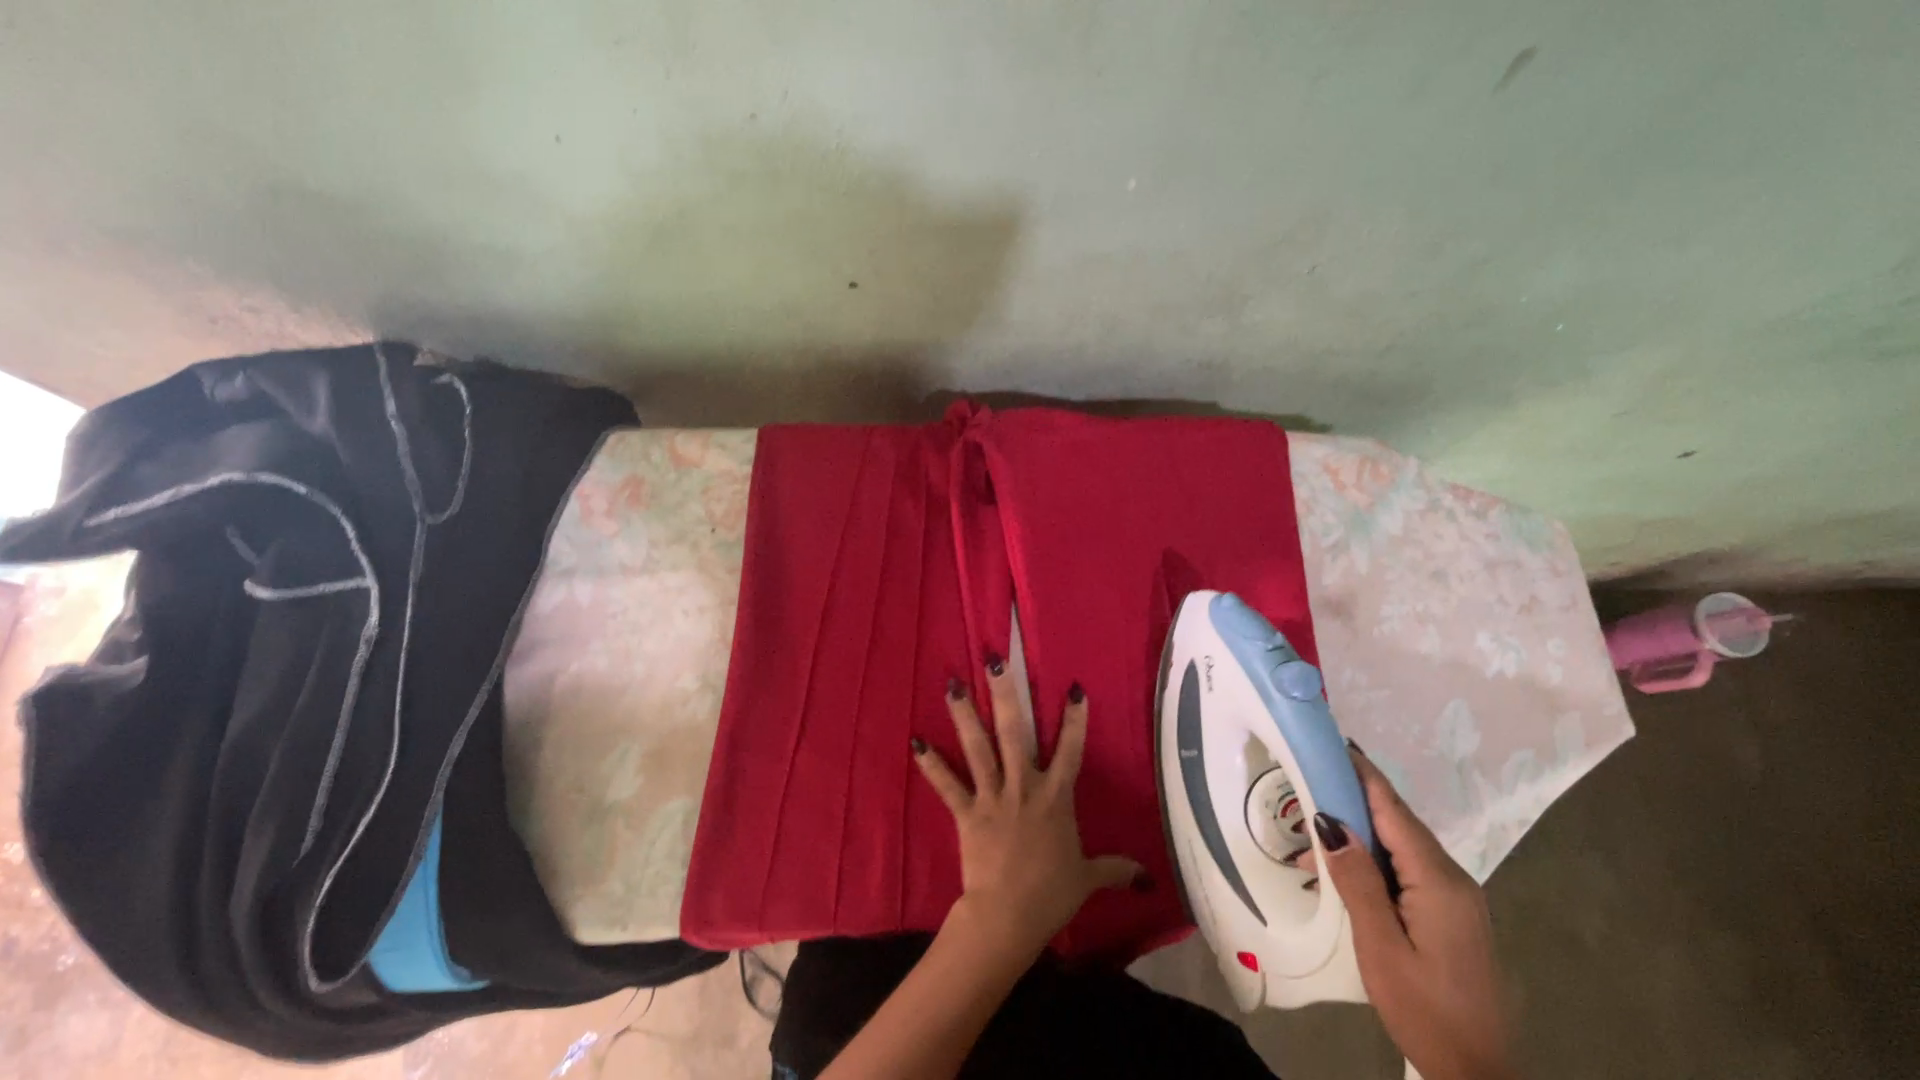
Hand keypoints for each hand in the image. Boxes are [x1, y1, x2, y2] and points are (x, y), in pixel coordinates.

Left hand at [912, 664, 1145, 956]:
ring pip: (978, 747)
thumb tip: (1148, 878)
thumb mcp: (1088, 879)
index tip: (1073, 689)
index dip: (1074, 720)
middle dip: (1007, 695)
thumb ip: (1116, 870)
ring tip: (953, 684)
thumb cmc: (1052, 894)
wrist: (1009, 915)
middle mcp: (1024, 787)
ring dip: (965, 715)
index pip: (1071, 750)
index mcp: (1057, 797)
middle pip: (1015, 732)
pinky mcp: (967, 814)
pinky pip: (947, 785)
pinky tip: (915, 741)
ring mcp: (993, 797)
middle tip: (996, 661)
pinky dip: (930, 764)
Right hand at [1314, 748, 1517, 1079]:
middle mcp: (1452, 880)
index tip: (1336, 742)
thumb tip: (1331, 821)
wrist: (1476, 1070)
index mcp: (1438, 880)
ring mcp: (1455, 899)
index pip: (1394, 811)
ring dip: (1358, 836)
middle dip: (1355, 799)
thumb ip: (1357, 881)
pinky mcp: (1451, 917)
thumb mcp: (1379, 945)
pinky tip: (1342, 874)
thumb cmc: (1423, 1007)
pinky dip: (1373, 863)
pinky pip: (1407, 873)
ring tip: (1309, 835)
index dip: (1364, 774)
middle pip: (1398, 825)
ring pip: (1401, 849)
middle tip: (1310, 777)